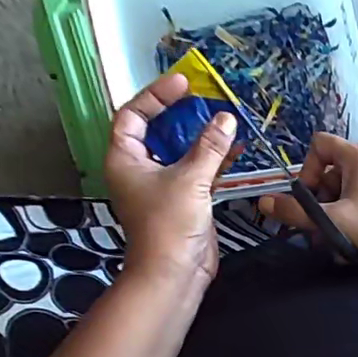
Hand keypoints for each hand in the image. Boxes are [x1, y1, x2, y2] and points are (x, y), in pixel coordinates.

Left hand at [105, 73, 239, 283]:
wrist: (175, 273)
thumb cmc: (169, 225)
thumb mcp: (190, 179)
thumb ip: (209, 146)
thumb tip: (225, 118)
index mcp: (125, 159)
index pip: (133, 115)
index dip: (156, 96)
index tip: (182, 83)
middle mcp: (139, 169)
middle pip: (157, 131)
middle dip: (181, 115)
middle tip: (204, 98)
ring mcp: (161, 186)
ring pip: (180, 151)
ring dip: (201, 137)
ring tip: (223, 120)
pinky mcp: (183, 200)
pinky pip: (196, 171)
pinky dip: (212, 159)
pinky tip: (233, 148)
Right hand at [255, 133, 357, 265]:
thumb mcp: (332, 222)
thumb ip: (295, 213)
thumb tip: (265, 203)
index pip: (319, 144)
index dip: (307, 170)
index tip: (310, 198)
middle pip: (332, 170)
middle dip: (322, 198)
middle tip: (323, 225)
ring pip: (348, 187)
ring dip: (338, 211)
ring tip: (341, 237)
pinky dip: (356, 214)